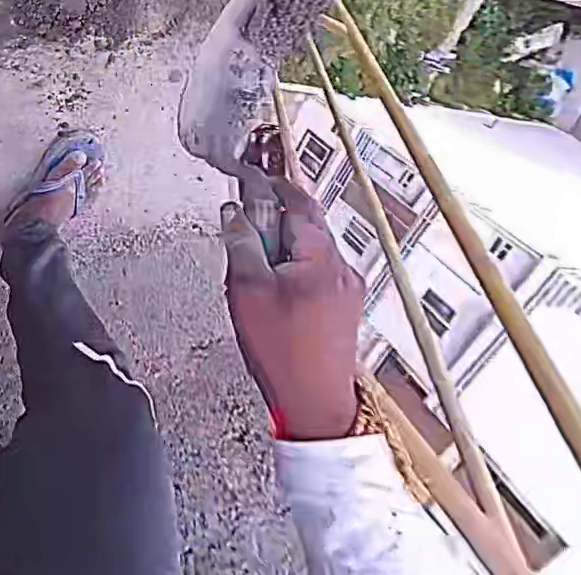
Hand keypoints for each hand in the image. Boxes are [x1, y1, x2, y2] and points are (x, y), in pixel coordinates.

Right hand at [220, 175, 365, 440]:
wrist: (314, 404)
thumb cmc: (283, 350)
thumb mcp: (248, 287)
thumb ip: (241, 241)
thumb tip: (235, 212)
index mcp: (322, 258)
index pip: (299, 203)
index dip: (274, 186)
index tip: (254, 177)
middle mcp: (342, 269)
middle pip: (306, 224)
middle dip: (273, 220)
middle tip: (244, 228)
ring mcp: (346, 290)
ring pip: (309, 248)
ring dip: (281, 245)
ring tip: (254, 269)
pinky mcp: (343, 307)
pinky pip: (315, 270)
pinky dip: (292, 265)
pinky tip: (271, 287)